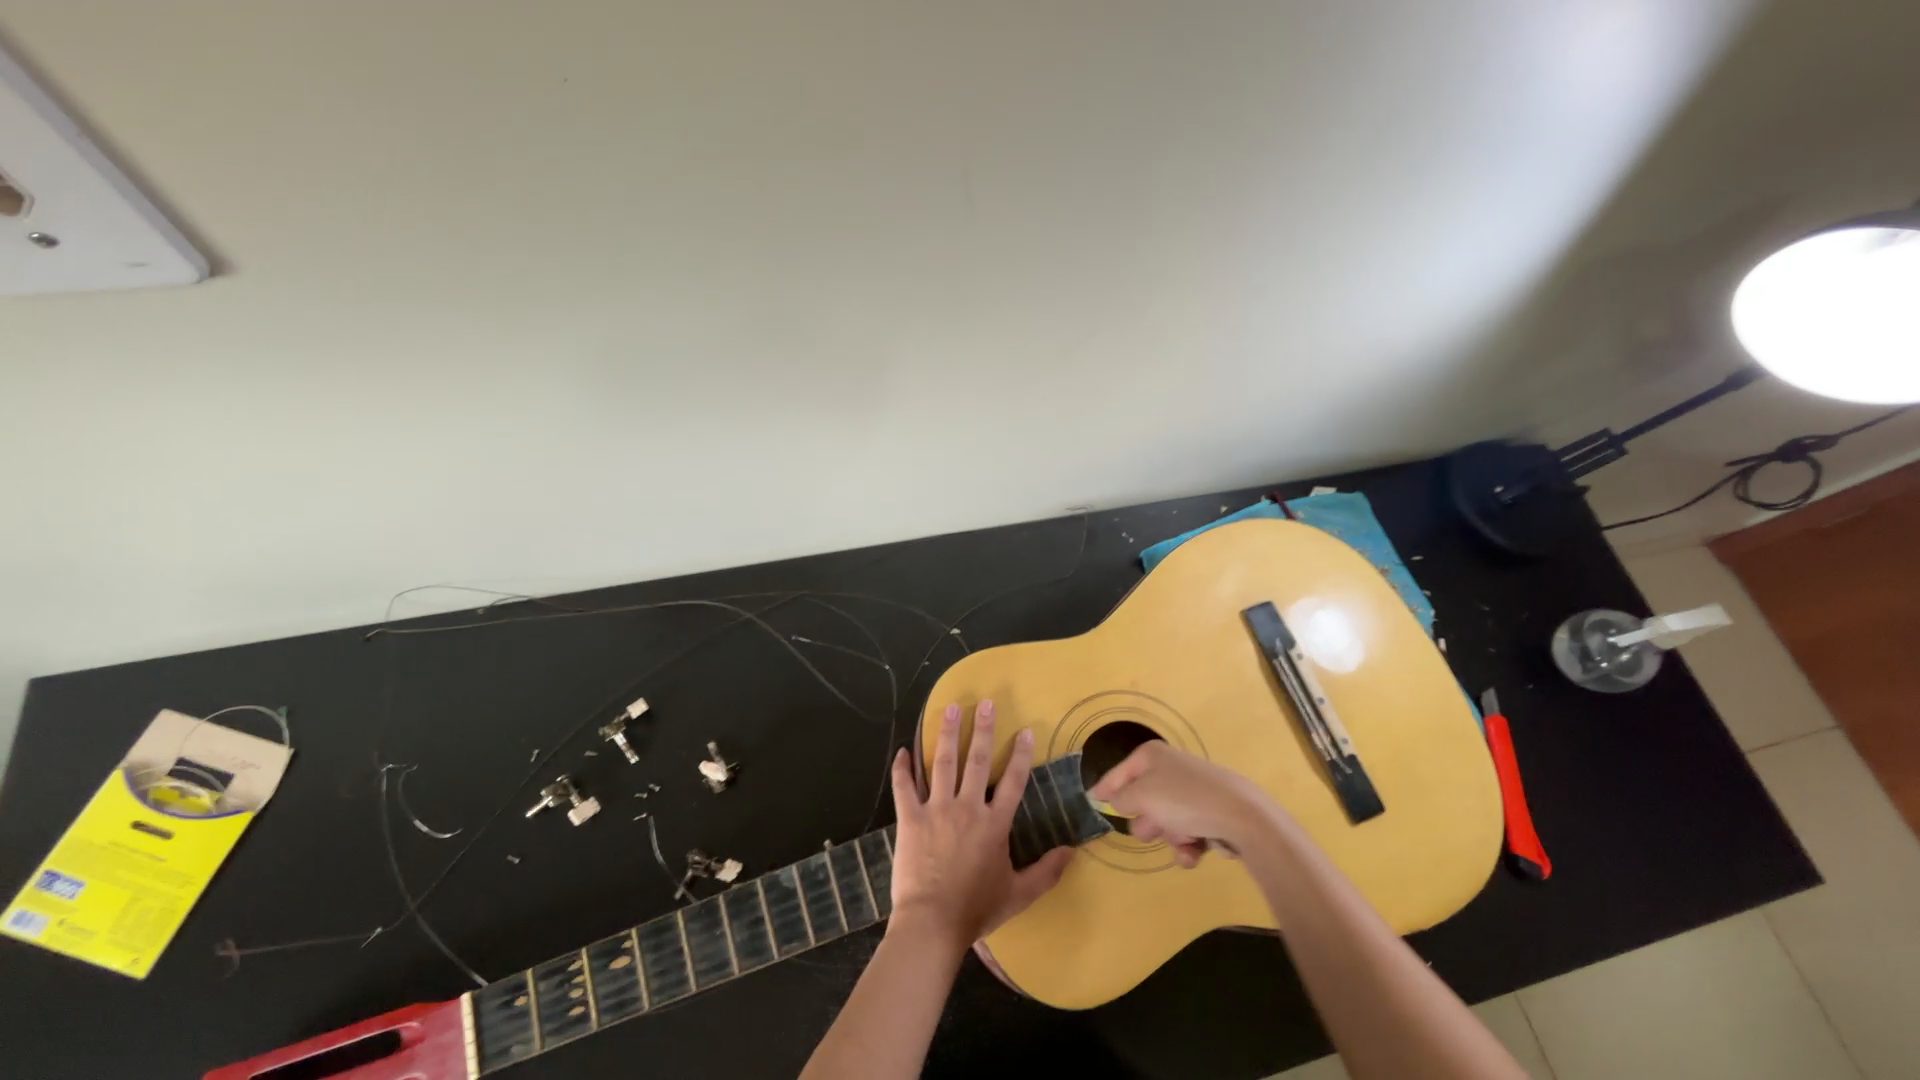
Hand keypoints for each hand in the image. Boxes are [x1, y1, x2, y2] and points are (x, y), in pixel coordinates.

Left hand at [887, 700, 1073, 955]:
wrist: (933, 923)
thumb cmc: (977, 909)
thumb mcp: (1020, 894)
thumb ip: (1047, 871)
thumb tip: (1073, 851)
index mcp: (995, 824)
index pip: (1013, 781)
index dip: (1020, 755)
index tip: (1024, 731)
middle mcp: (967, 808)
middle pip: (977, 761)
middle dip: (982, 729)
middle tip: (986, 703)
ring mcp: (936, 810)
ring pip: (942, 764)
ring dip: (947, 733)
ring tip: (950, 708)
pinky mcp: (910, 819)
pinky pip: (904, 788)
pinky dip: (902, 769)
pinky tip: (902, 750)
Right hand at [1087, 741, 1273, 866]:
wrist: (1240, 815)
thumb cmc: (1183, 799)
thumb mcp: (1141, 796)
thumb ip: (1121, 799)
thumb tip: (1119, 800)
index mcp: (1152, 756)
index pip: (1119, 772)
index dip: (1105, 787)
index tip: (1092, 800)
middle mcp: (1171, 769)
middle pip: (1143, 801)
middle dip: (1147, 821)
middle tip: (1154, 828)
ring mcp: (1192, 792)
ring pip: (1165, 822)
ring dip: (1169, 837)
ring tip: (1183, 841)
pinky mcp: (1209, 813)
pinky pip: (1186, 833)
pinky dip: (1187, 845)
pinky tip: (1194, 852)